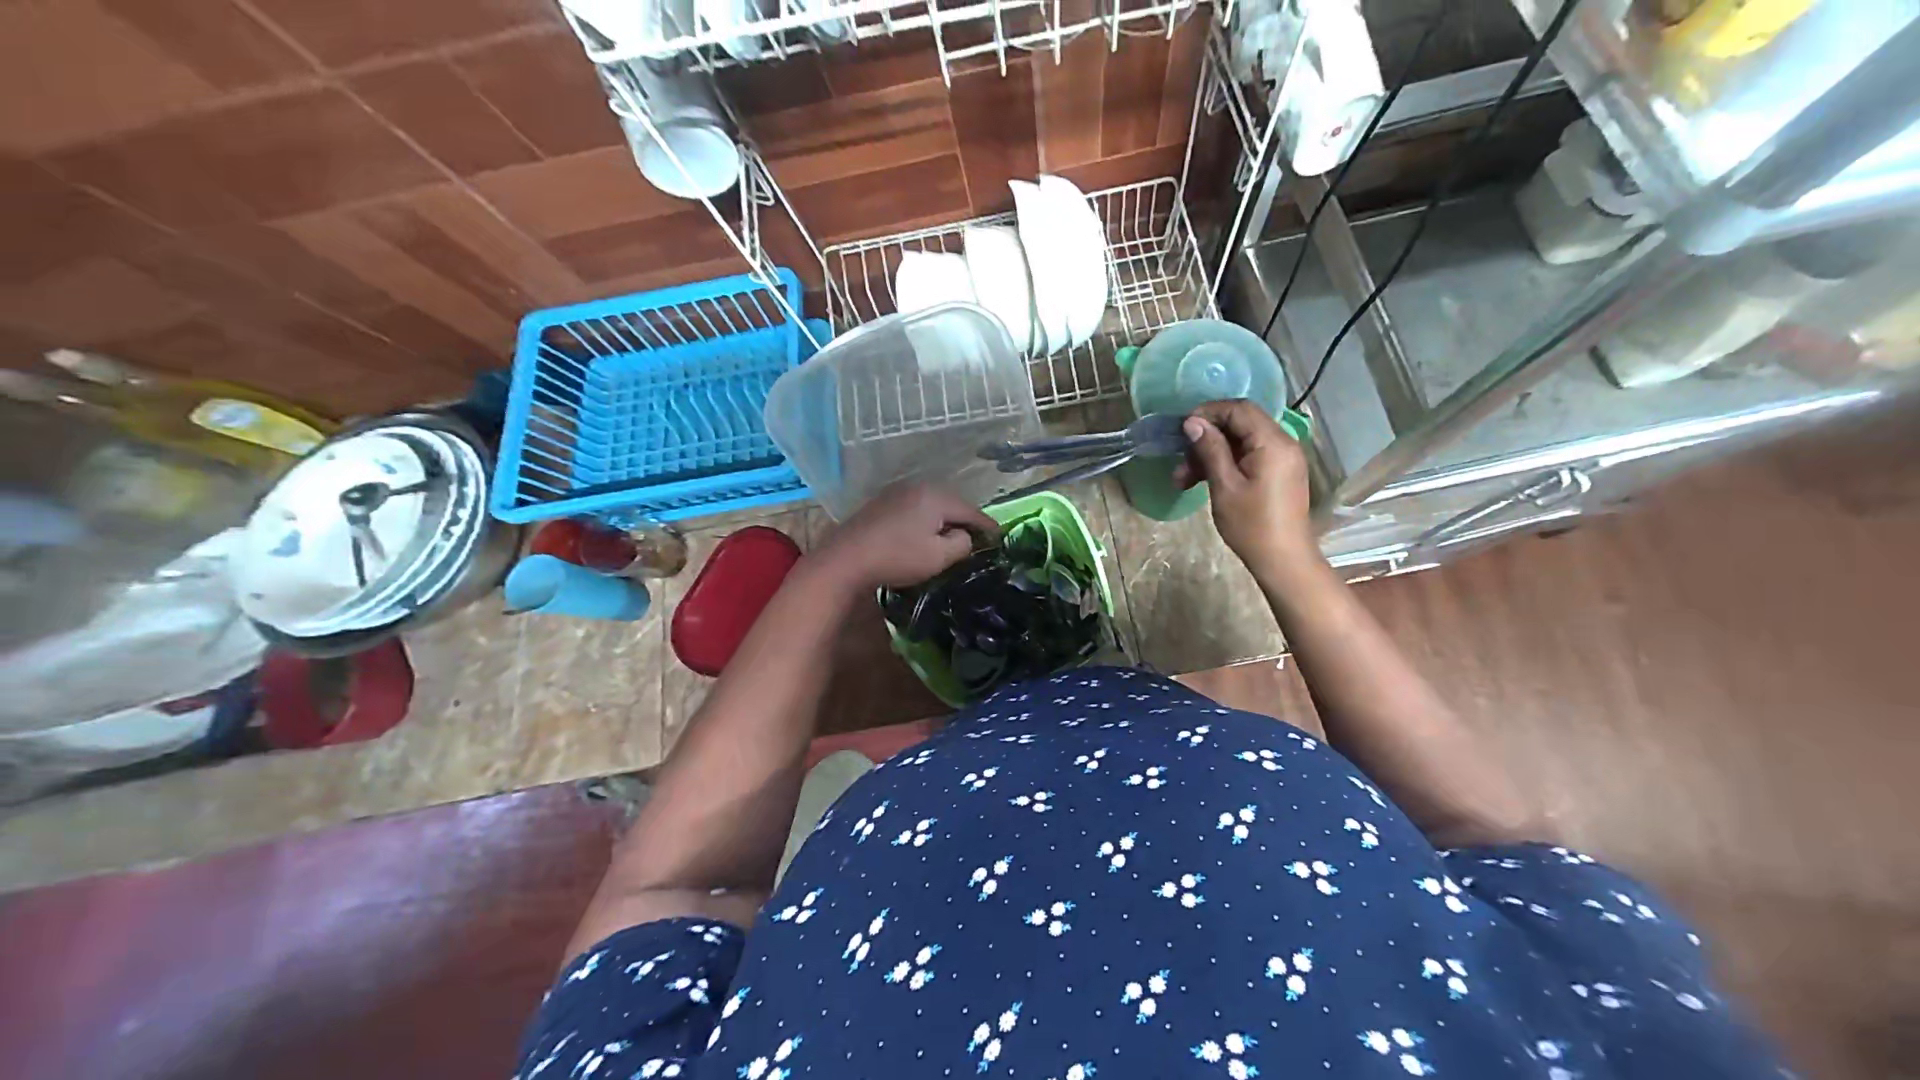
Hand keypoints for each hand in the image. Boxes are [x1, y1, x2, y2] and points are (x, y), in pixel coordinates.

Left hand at [809, 483, 997, 591]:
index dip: (988, 526)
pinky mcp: (882, 503)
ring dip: (944, 520)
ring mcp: (897, 492)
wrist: (846, 558)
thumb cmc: (897, 557)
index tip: (1000, 537)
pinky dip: (925, 520)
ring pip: (932, 505)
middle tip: (979, 538)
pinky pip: (914, 508)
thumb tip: (965, 536)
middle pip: (951, 503)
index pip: (971, 510)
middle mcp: (918, 486)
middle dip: (965, 520)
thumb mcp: (938, 556)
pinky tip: (924, 534)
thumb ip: (962, 543)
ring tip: (953, 537)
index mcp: (936, 496)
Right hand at [1171, 400, 1317, 575]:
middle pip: (1240, 424)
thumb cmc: (1252, 525)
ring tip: (1183, 479)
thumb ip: (1210, 449)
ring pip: (1241, 442)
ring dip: (1211, 454)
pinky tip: (1202, 481)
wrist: (1283, 560)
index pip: (1239, 409)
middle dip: (1206, 438)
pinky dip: (1225, 463)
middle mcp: (1283, 443)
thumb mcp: (1224, 486)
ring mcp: (1282, 458)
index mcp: (1273, 443)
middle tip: (1180, 461)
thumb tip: (1193, 422)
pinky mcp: (1278, 472)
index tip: (1182, 429)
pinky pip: (1249, 456)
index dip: (1208, 412)